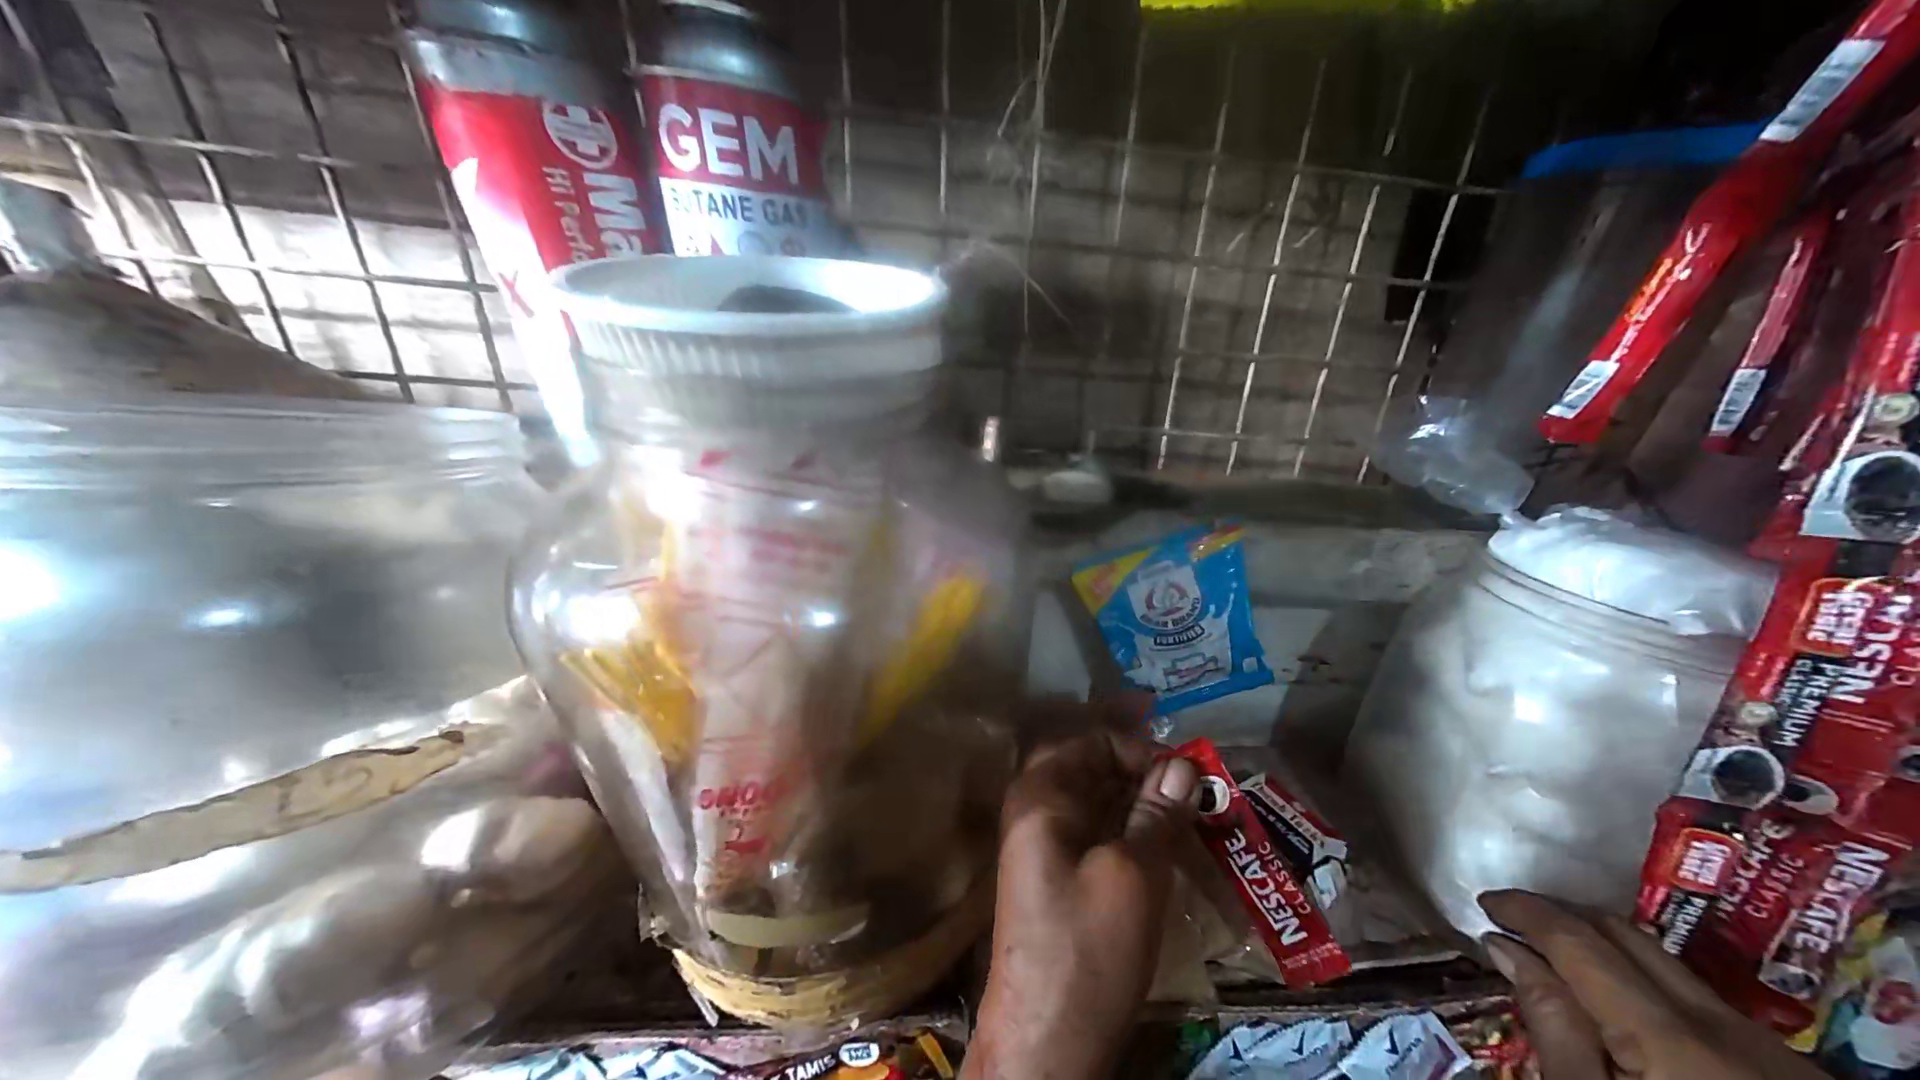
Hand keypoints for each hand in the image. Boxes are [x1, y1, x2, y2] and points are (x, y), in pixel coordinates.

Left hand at [962, 729, 1200, 1079]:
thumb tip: (1183, 764)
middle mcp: (1034, 809)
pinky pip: (1095, 834)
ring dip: (1141, 803)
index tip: (1186, 777)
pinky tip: (1166, 849)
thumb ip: (1157, 813)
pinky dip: (1130, 832)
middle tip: (1194, 792)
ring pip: (1096, 803)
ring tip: (1191, 819)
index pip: (1091, 741)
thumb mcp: (1133, 875)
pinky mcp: (1056, 877)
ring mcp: (1042, 845)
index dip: (1139, 749)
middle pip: (1092, 768)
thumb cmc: (1087, 949)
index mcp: (1040, 795)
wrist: (1044, 1040)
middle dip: (1143, 773)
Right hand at [1479, 890, 1830, 1079]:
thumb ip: (1554, 1027)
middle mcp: (1726, 1027)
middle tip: (1513, 918)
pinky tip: (1620, 1002)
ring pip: (1667, 964)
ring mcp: (1770, 1051)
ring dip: (1603, 946)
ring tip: (1557, 956)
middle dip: (1562, 916)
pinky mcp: (1793, 1073)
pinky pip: (1700, 1000)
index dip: (1525, 910)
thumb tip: (1508, 950)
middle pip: (1627, 936)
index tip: (1485, 902)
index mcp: (1670, 1039)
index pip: (1579, 940)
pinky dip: (1644, 980)